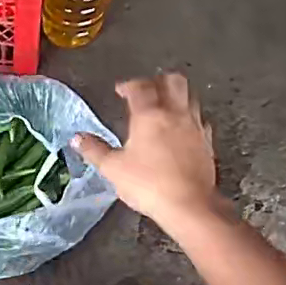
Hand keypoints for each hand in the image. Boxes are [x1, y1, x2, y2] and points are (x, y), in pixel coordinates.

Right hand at [72, 71, 227, 229]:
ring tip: (167, 104)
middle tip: (148, 88)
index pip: (140, 88)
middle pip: (173, 82)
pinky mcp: (207, 143)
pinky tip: (185, 128)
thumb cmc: (149, 185)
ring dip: (178, 95)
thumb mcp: (113, 169)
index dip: (129, 85)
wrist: (189, 204)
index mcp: (149, 115)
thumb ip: (95, 151)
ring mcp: (195, 127)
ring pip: (191, 97)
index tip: (121, 90)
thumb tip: (77, 138)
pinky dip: (191, 118)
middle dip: (159, 80)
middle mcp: (175, 114)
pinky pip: (201, 121)